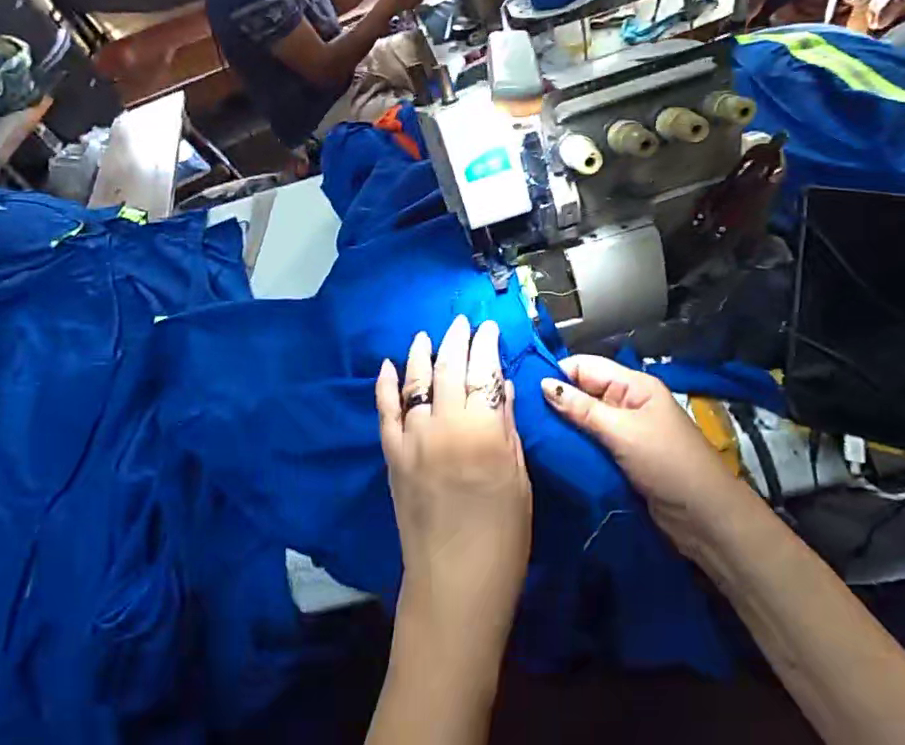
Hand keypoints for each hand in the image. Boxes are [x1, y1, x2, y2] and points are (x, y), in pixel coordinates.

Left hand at [376, 317, 531, 621]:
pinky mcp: (392, 456)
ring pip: (415, 383)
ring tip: (427, 335)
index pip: (484, 371)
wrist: (454, 581)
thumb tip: (500, 386)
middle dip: (456, 340)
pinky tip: (389, 366)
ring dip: (421, 354)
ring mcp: (412, 439)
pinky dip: (386, 386)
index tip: (488, 328)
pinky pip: (386, 412)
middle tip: (461, 322)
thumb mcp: (518, 476)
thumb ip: (506, 426)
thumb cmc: (503, 534)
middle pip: (449, 368)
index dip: (486, 346)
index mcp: (482, 429)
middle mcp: (444, 424)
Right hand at [541, 356, 751, 555]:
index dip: (556, 373)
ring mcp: (625, 431)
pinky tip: (549, 452)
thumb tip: (544, 384)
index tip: (522, 387)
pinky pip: (591, 444)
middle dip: (555, 400)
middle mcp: (627, 403)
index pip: (586, 367)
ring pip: (584, 420)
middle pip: (583, 392)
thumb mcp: (622, 431)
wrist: (704, 517)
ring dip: (562, 426)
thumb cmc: (667, 463)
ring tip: (527, 433)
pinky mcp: (622, 458)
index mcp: (634, 385)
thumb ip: (582, 408)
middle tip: (518, 414)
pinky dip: (573, 446)